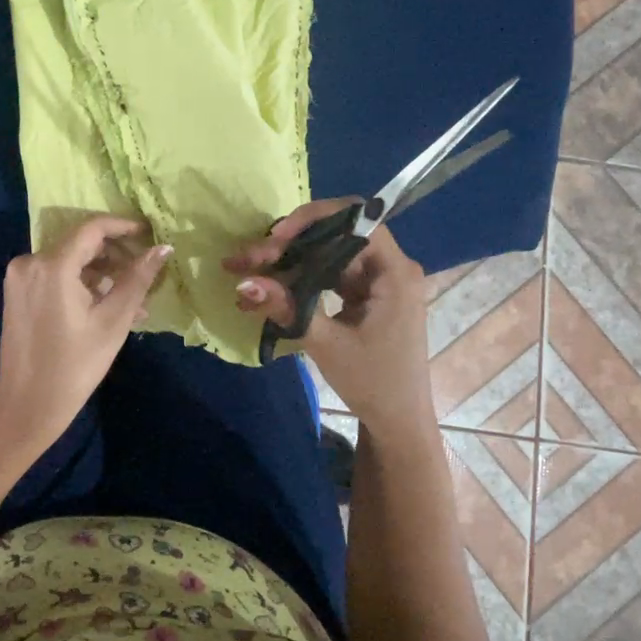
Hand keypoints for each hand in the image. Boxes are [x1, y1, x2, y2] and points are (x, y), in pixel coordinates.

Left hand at [0, 215, 172, 448]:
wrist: (28, 403)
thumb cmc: (75, 366)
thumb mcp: (113, 321)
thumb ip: (137, 279)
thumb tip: (162, 248)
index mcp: (52, 265)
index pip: (92, 228)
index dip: (123, 226)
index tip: (149, 232)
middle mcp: (29, 261)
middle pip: (80, 243)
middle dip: (115, 254)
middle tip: (146, 272)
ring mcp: (19, 276)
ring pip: (69, 260)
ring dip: (101, 272)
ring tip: (134, 298)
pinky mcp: (17, 291)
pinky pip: (54, 275)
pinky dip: (80, 283)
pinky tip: (106, 304)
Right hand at [224, 199, 433, 433]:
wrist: (398, 421)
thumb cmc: (373, 383)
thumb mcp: (326, 344)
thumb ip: (287, 308)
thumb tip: (243, 282)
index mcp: (394, 273)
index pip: (356, 219)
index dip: (313, 219)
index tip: (276, 238)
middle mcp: (390, 268)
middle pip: (336, 234)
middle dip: (289, 242)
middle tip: (247, 259)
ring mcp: (377, 282)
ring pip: (327, 253)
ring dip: (288, 259)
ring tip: (248, 271)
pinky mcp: (365, 296)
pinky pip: (329, 273)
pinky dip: (299, 277)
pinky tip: (268, 288)